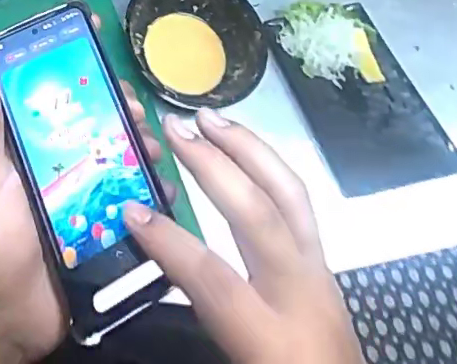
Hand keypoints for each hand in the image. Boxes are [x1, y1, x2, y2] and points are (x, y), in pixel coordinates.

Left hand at [0, 56, 167, 363]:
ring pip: (116, 154)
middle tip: (133, 107)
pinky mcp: (105, 225)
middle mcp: (53, 159)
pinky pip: (133, 198)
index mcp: (22, 142)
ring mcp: (81, 192)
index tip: (94, 42)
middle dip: (115, 105)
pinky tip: (163, 186)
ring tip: (152, 147)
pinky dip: (150, 188)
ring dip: (138, 143)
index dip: (68, 65)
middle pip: (89, 119)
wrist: (7, 323)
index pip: (46, 93)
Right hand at [123, 108, 361, 363]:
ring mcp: (321, 278)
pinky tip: (241, 149)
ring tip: (210, 117)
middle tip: (174, 128)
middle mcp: (304, 300)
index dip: (168, 241)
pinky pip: (297, 203)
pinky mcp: (326, 267)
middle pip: (261, 218)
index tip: (130, 209)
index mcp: (274, 343)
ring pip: (291, 198)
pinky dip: (266, 165)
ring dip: (248, 150)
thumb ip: (189, 307)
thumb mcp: (230, 363)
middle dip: (214, 165)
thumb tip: (144, 249)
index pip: (215, 280)